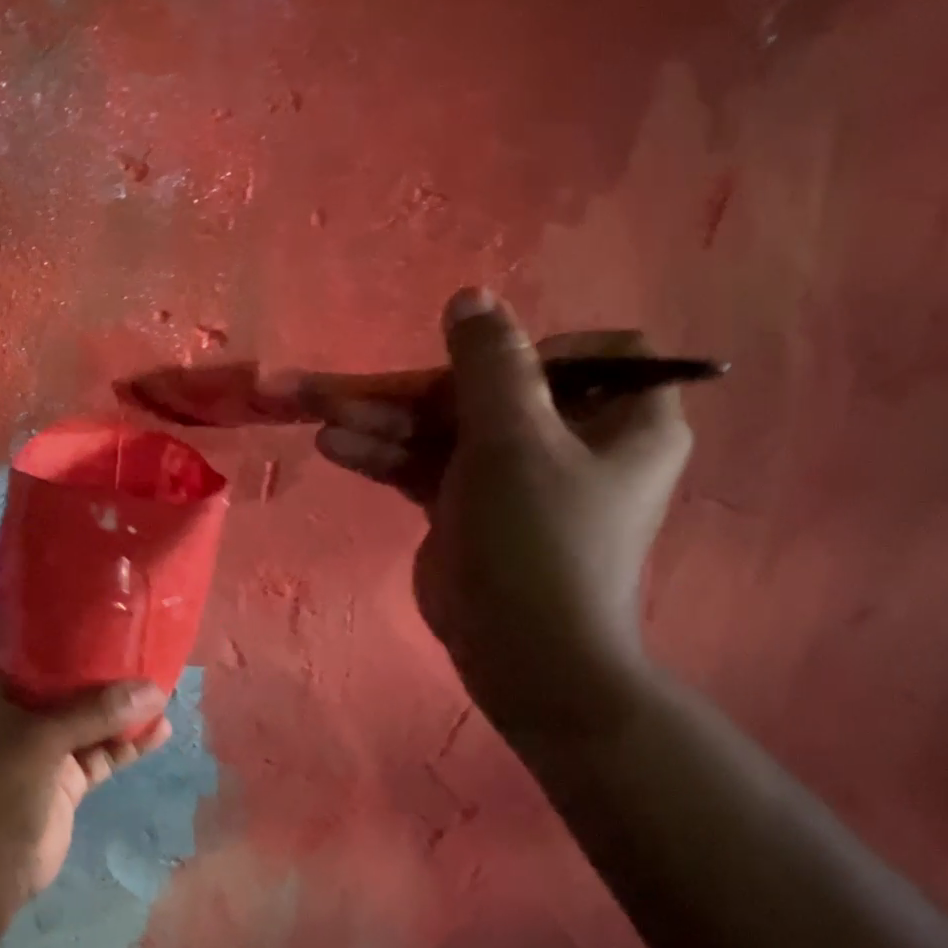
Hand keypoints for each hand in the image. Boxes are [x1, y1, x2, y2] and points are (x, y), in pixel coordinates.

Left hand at [0, 624, 172, 902]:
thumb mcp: (44, 739)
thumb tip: (154, 689)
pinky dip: (128, 741)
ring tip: (156, 677)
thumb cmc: (2, 786)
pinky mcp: (66, 776)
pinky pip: (102, 750)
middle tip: (121, 627)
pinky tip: (161, 729)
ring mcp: (42, 744)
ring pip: (83, 712)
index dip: (8, 615)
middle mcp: (14, 709)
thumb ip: (97, 713)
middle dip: (82, 654)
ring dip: (116, 700)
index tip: (47, 593)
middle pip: (47, 670)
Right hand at [306, 288, 692, 734]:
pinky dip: (384, 454)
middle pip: (492, 390)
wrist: (520, 651)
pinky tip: (334, 445)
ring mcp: (515, 475)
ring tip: (322, 414)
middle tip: (355, 387)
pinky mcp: (468, 505)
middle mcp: (574, 440)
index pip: (596, 353)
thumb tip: (472, 296)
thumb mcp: (516, 439)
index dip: (537, 348)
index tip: (488, 367)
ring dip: (386, 420)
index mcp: (625, 420)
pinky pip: (425, 463)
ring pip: (446, 427)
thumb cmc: (538, 537)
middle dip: (419, 389)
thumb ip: (490, 364)